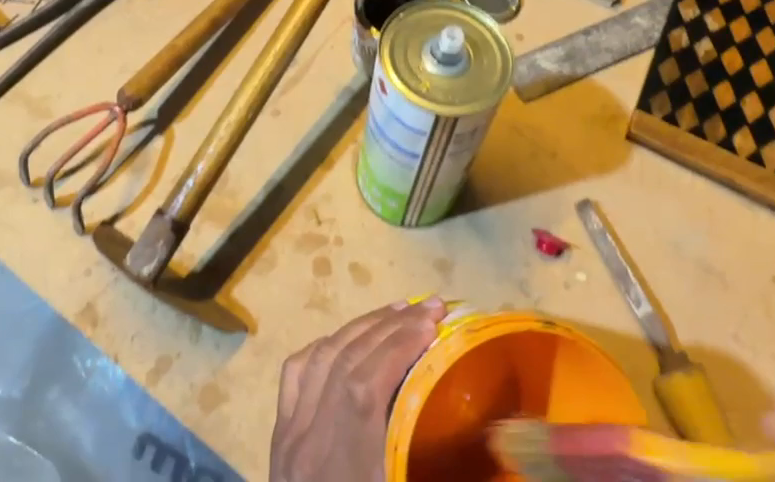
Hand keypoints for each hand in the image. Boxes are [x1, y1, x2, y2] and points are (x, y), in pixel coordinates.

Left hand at [270, 296, 444, 481]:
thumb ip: (445, 467)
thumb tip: (496, 441)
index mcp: (344, 464)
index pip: (362, 383)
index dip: (398, 344)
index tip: (435, 322)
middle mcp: (309, 441)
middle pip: (344, 361)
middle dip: (390, 326)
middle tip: (431, 308)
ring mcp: (289, 436)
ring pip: (320, 358)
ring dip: (361, 327)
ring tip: (398, 311)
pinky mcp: (279, 437)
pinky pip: (296, 374)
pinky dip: (325, 346)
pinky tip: (349, 338)